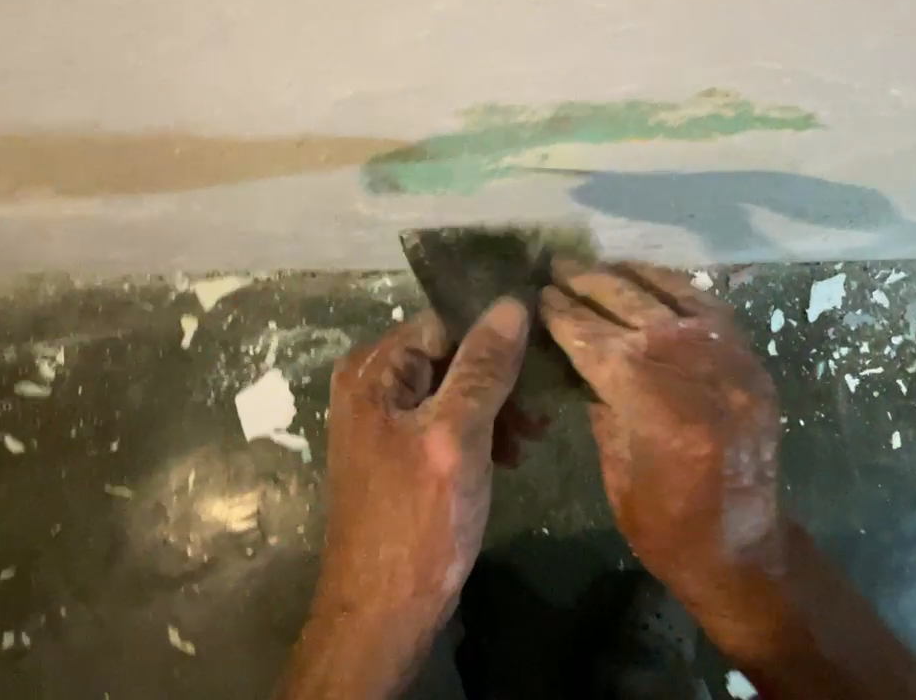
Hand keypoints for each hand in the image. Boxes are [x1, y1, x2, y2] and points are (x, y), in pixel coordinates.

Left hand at [277, 299, 530, 699]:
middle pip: (451, 353)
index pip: (446, 322)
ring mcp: (385, 415)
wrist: (382, 613)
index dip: (496, 337)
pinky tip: (511, 454)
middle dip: (501, 379)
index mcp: (373, 367)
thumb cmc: (417, 520)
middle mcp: (373, 380)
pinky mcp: (401, 446)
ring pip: (455, 386)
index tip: (542, 359)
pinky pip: (448, 417)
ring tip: (531, 439)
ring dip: (497, 407)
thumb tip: (513, 302)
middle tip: (541, 412)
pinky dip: (482, 430)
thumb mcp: (456, 436)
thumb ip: (484, 367)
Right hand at [540, 264, 786, 647]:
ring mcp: (730, 358)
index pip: (596, 339)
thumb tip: (576, 350)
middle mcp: (696, 368)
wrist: (744, 549)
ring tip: (596, 264)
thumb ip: (598, 400)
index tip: (539, 292)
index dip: (563, 314)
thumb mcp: (614, 467)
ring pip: (671, 294)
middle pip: (632, 305)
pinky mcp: (749, 359)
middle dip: (589, 282)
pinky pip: (708, 304)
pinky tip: (648, 278)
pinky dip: (674, 286)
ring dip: (629, 275)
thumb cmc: (665, 525)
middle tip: (557, 263)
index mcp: (656, 404)